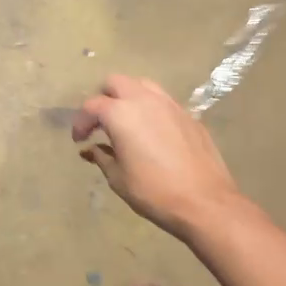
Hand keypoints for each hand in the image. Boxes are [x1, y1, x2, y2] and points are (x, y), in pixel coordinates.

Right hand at [72, 75, 242, 235]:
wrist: (205, 202)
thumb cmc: (154, 191)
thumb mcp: (118, 178)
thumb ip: (101, 157)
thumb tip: (91, 149)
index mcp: (121, 113)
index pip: (92, 106)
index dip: (81, 122)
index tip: (80, 140)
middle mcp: (144, 100)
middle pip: (116, 83)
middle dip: (103, 98)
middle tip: (101, 123)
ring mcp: (170, 105)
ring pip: (142, 85)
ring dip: (129, 97)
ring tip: (127, 120)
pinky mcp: (189, 116)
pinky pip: (164, 102)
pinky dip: (151, 109)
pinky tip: (153, 133)